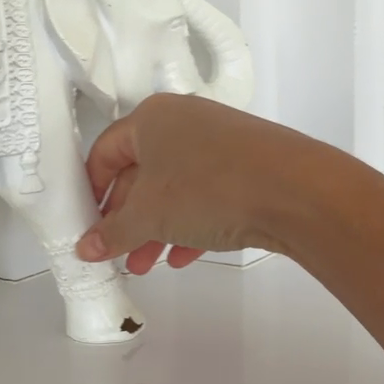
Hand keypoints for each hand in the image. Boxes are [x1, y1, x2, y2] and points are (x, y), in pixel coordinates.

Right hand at [75, 93, 317, 274]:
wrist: (297, 192)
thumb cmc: (209, 188)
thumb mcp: (149, 215)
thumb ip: (113, 233)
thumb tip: (86, 248)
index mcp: (152, 118)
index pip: (105, 153)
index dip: (92, 192)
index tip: (88, 225)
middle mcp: (184, 122)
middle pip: (140, 174)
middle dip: (127, 219)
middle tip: (117, 253)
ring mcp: (219, 142)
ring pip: (174, 188)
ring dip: (156, 229)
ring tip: (146, 264)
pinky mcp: (247, 166)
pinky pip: (206, 195)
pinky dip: (190, 224)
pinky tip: (184, 257)